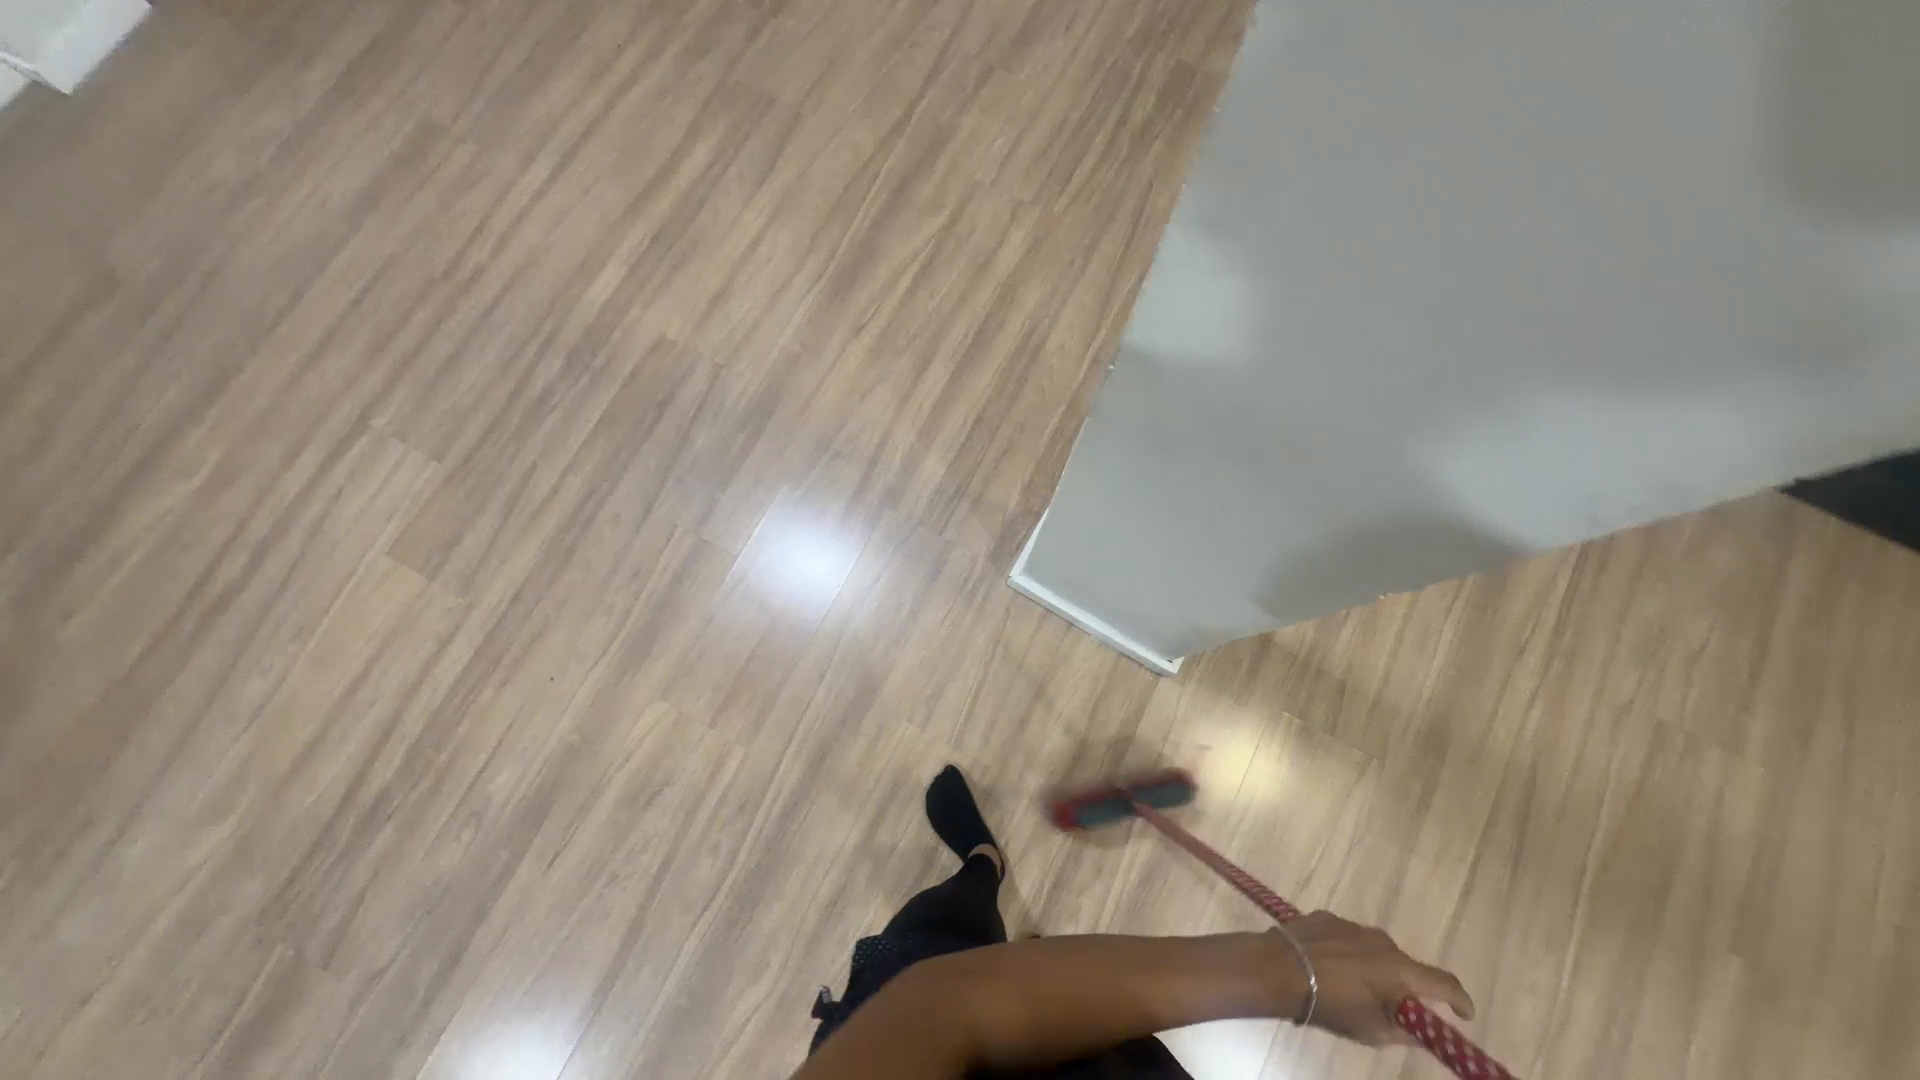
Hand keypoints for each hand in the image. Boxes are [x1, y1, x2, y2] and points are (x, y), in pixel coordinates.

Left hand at [1269, 911, 1474, 1046]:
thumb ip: (1405, 1030)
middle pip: (1404, 967)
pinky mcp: (1326, 916)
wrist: (1278, 968)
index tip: (1464, 1013)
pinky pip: (1346, 938)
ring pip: (1373, 951)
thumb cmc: (1331, 1005)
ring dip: (1370, 968)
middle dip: (1401, 986)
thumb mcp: (1374, 1031)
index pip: (1445, 983)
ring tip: (1347, 986)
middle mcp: (1382, 941)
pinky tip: (1325, 966)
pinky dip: (1344, 953)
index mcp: (1401, 970)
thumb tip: (1418, 1025)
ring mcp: (1352, 925)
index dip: (1460, 1000)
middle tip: (1385, 1005)